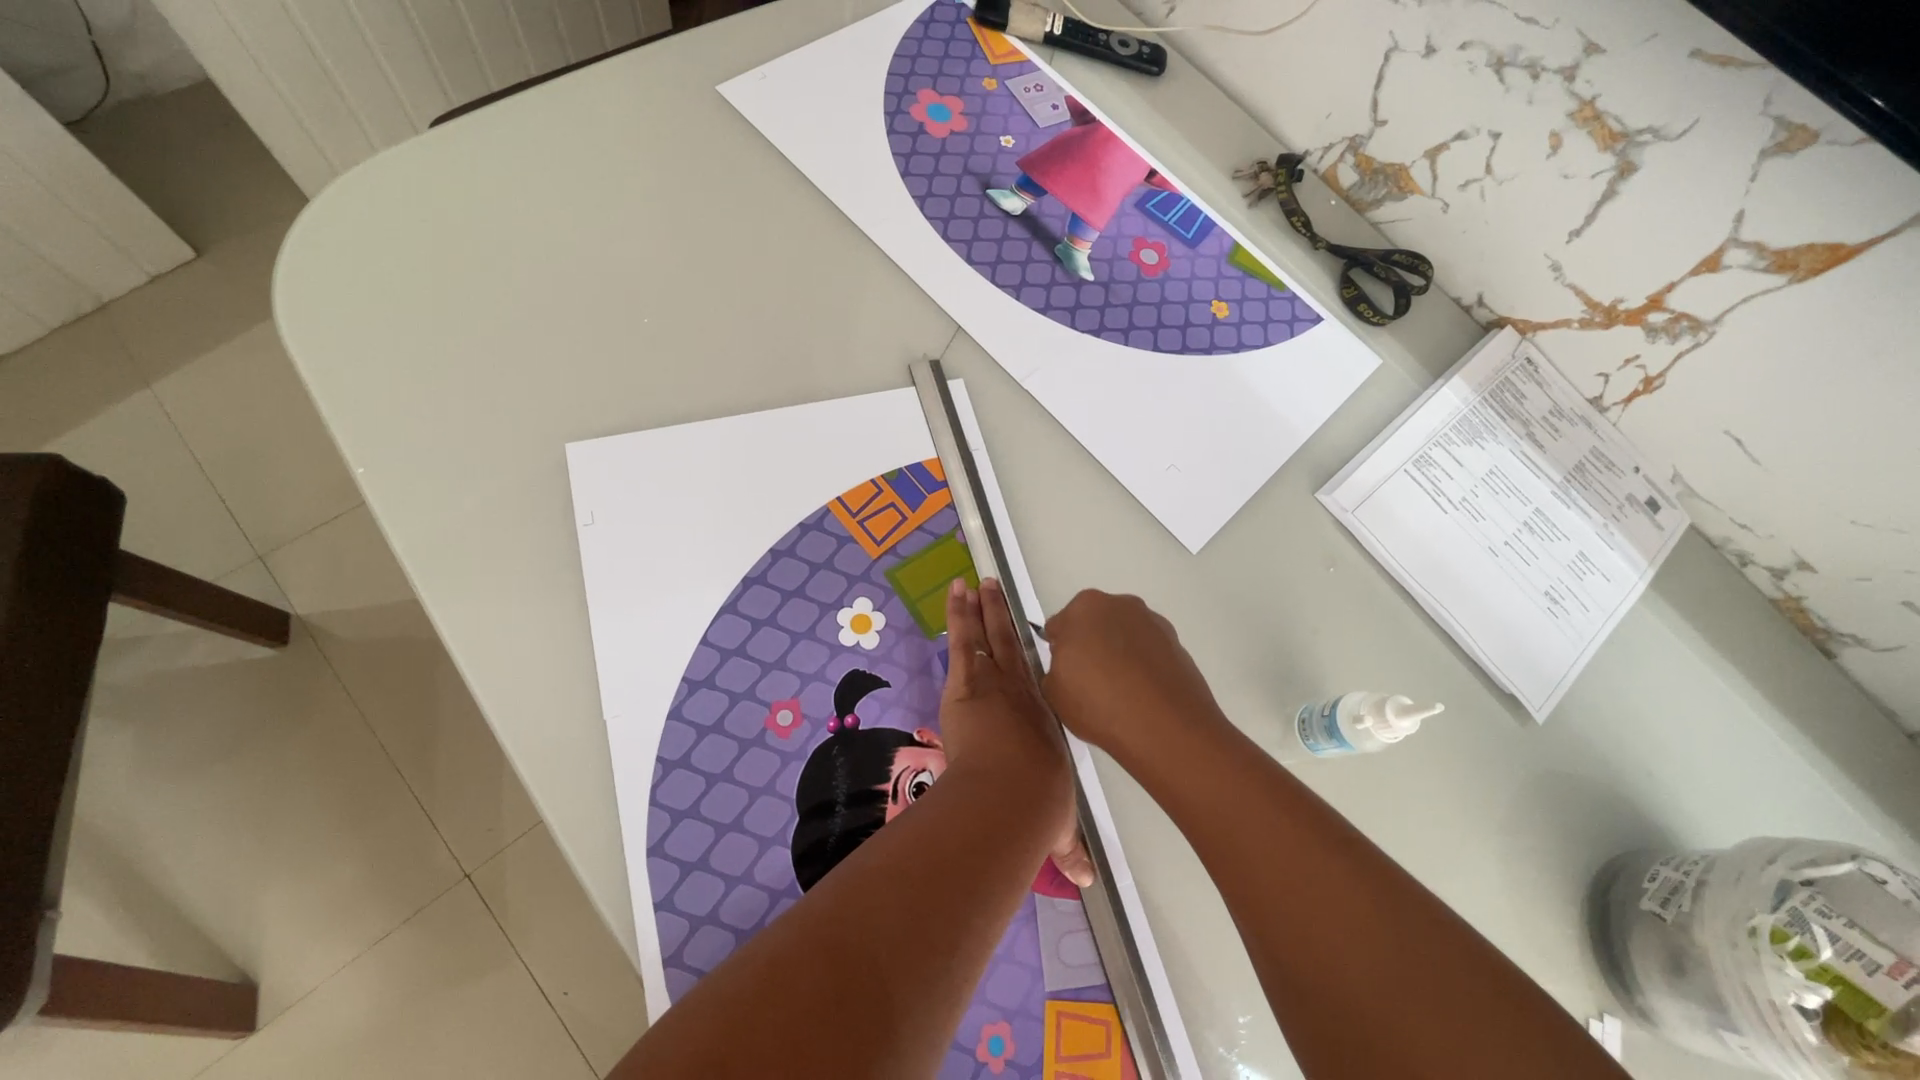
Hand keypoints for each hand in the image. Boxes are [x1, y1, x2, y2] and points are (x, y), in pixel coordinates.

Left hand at [941, 578, 1092, 886]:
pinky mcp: (967, 683)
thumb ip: (1067, 847)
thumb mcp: (1054, 828)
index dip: (1026, 662)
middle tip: (994, 588)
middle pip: (1010, 646)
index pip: (1033, 684)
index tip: (1022, 645)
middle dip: (1001, 617)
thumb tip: (1088, 880)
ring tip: (971, 583)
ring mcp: (994, 684)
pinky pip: (963, 641)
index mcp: (1044, 721)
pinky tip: (955, 593)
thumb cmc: (1038, 806)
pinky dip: (959, 615)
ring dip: (978, 610)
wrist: (1015, 794)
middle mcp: (1022, 694)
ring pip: (985, 637)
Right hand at [1043, 590, 1228, 763]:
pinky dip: (1142, 665)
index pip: (1059, 627)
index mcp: (1084, 607)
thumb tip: (1069, 669)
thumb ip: (1055, 670)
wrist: (1164, 724)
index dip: (1058, 652)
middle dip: (1090, 646)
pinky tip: (1142, 694)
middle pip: (1095, 624)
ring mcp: (1153, 622)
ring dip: (1118, 653)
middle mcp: (1120, 604)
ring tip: (1119, 692)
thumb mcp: (1054, 692)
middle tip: (1089, 682)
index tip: (1064, 675)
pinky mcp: (1177, 643)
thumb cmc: (1098, 702)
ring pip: (1124, 636)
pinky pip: (1148, 651)